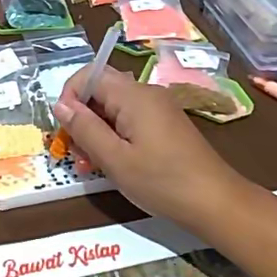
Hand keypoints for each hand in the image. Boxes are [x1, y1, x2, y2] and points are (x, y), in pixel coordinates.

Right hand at [52, 65, 250, 231]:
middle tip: (76, 153)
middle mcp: (146, 93)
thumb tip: (60, 105)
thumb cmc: (162, 181)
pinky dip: (115, 136)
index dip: (70, 97)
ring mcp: (159, 108)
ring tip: (92, 165)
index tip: (65, 130)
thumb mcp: (114, 159)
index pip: (90, 75)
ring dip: (97, 130)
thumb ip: (85, 129)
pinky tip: (114, 163)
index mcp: (133, 95)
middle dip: (82, 117)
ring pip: (114, 107)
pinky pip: (130, 119)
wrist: (216, 202)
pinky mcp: (166, 124)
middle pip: (101, 90)